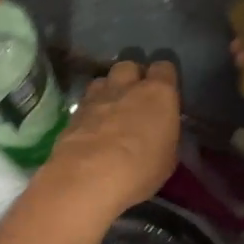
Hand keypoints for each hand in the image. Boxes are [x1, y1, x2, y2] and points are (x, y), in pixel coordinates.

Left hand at [33, 60, 180, 221]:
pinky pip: (87, 100)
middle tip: (136, 99)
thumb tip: (161, 132)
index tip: (165, 93)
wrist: (89, 176)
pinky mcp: (74, 111)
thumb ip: (165, 135)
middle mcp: (127, 86)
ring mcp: (97, 96)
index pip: (164, 68)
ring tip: (111, 110)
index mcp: (158, 93)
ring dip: (109, 90)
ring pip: (104, 79)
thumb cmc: (140, 169)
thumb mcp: (168, 158)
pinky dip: (91, 108)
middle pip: (130, 66)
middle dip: (133, 78)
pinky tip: (93, 126)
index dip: (164, 79)